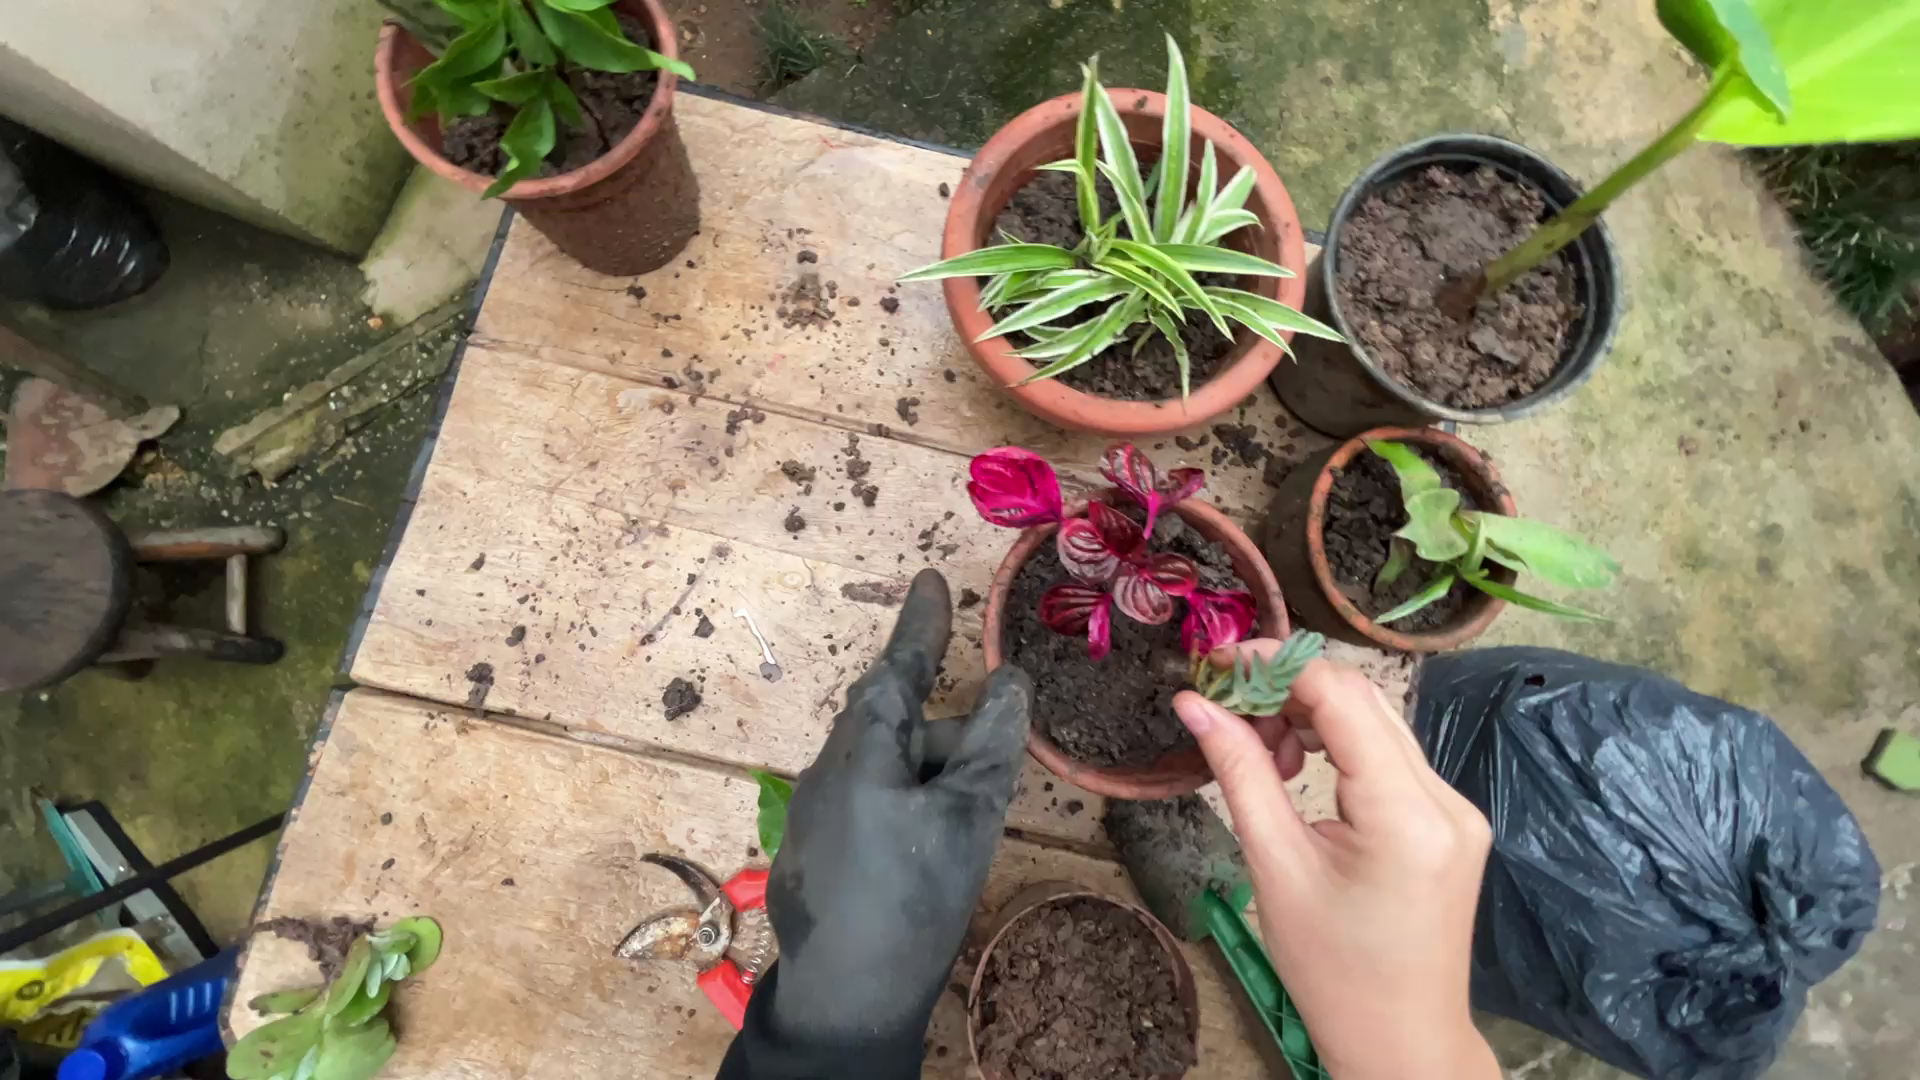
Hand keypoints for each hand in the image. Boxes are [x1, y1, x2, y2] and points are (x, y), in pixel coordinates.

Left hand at [766, 569, 1031, 1043]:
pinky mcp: (820, 845)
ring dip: (933, 769)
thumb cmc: (911, 899)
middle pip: (896, 719)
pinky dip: (912, 798)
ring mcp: (819, 808)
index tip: (933, 578)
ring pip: (889, 763)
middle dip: (944, 722)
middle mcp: (832, 766)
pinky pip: (875, 796)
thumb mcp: (967, 817)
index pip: (897, 666)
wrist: (844, 1002)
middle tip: (986, 723)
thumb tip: (1011, 679)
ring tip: (970, 807)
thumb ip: (989, 743)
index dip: (921, 622)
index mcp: (862, 747)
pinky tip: (932, 838)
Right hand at [1173, 643, 1497, 1079]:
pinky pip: (1381, 748)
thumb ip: (1237, 770)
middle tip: (1225, 704)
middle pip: (1358, 696)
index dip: (1273, 665)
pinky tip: (1294, 765)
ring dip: (1304, 712)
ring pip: (1369, 716)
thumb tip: (1191, 702)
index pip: (1339, 695)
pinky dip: (1329, 740)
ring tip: (1258, 748)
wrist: (1401, 1040)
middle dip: (1283, 685)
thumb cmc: (1330, 967)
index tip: (1216, 667)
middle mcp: (1445, 796)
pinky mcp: (1443, 814)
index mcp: (1407, 814)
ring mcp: (1452, 804)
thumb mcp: (1273, 863)